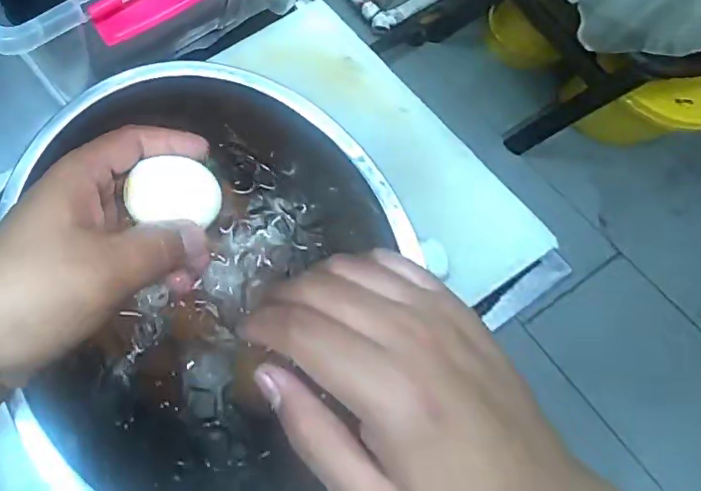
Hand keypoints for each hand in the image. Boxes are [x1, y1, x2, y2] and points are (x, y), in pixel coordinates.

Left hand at [0, 125, 212, 383]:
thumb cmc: (40, 288)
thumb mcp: (106, 267)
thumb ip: (157, 247)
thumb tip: (199, 235)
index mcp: (77, 177)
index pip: (130, 142)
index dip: (169, 142)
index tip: (208, 154)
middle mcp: (74, 196)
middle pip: (134, 184)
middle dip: (175, 204)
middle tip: (211, 229)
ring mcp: (70, 231)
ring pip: (129, 224)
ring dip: (163, 242)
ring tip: (196, 274)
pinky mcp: (69, 265)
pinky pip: (116, 252)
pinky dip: (144, 264)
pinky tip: (170, 289)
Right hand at [242, 251, 608, 490]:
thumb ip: (314, 438)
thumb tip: (264, 373)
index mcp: (390, 394)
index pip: (298, 330)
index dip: (259, 326)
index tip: (243, 335)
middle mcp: (411, 338)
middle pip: (317, 289)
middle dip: (277, 300)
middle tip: (265, 323)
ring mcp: (438, 315)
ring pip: (347, 266)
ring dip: (311, 280)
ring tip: (301, 308)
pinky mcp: (457, 307)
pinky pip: (389, 261)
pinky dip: (356, 266)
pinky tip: (349, 293)